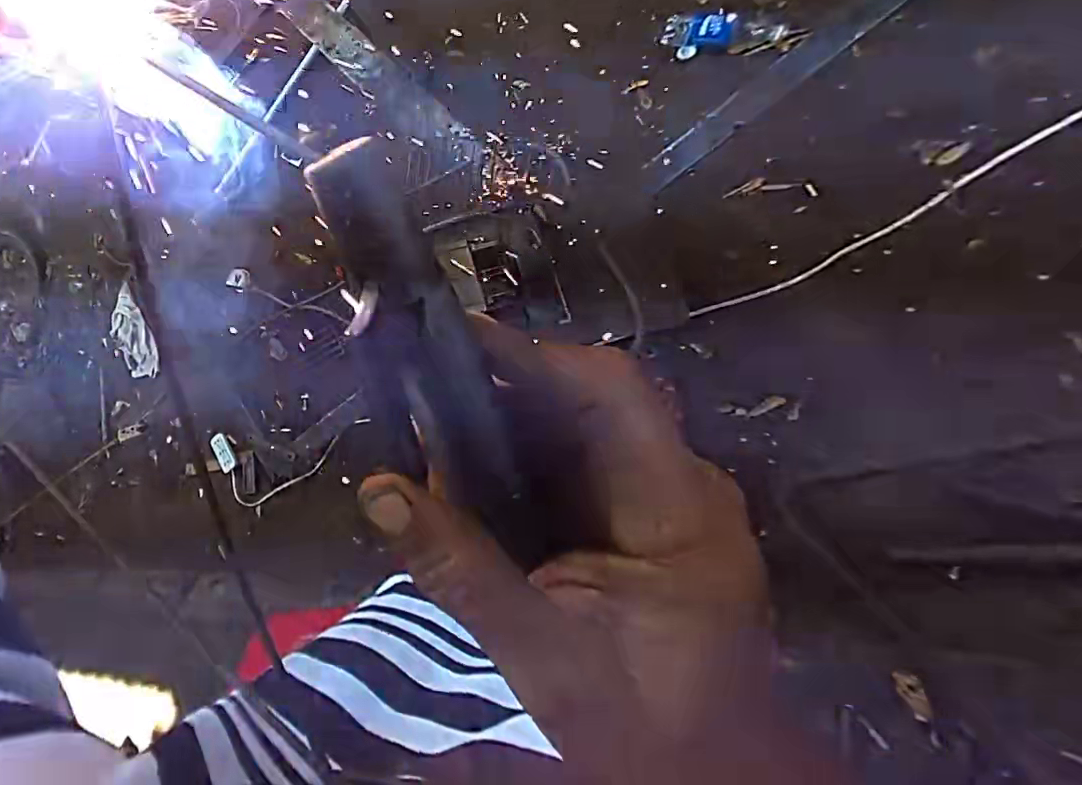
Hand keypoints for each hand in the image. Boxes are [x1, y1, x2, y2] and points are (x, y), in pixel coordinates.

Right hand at [359, 316, 834, 782]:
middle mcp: (671, 481)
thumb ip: (462, 573)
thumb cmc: (646, 731)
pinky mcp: (620, 508)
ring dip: (493, 414)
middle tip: (419, 383)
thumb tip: (378, 491)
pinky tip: (457, 466)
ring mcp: (648, 491)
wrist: (704, 780)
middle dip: (497, 384)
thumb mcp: (545, 660)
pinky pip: (555, 452)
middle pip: (580, 393)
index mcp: (678, 508)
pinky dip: (500, 450)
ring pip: (563, 417)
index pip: (612, 391)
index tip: (452, 340)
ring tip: (426, 421)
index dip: (531, 356)